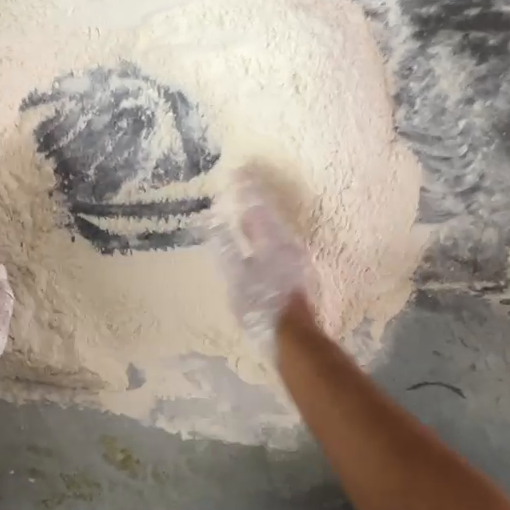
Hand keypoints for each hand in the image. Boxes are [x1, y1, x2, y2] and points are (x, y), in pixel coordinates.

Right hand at [212, 167, 318, 353]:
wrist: (294, 337)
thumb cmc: (262, 306)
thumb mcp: (237, 278)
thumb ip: (226, 248)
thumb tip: (214, 221)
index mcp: (272, 241)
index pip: (256, 206)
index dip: (246, 189)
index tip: (238, 172)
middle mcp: (287, 245)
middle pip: (269, 216)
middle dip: (254, 200)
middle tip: (242, 184)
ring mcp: (295, 260)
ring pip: (275, 230)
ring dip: (261, 218)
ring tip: (248, 210)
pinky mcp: (296, 275)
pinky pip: (278, 244)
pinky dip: (265, 235)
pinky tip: (259, 242)